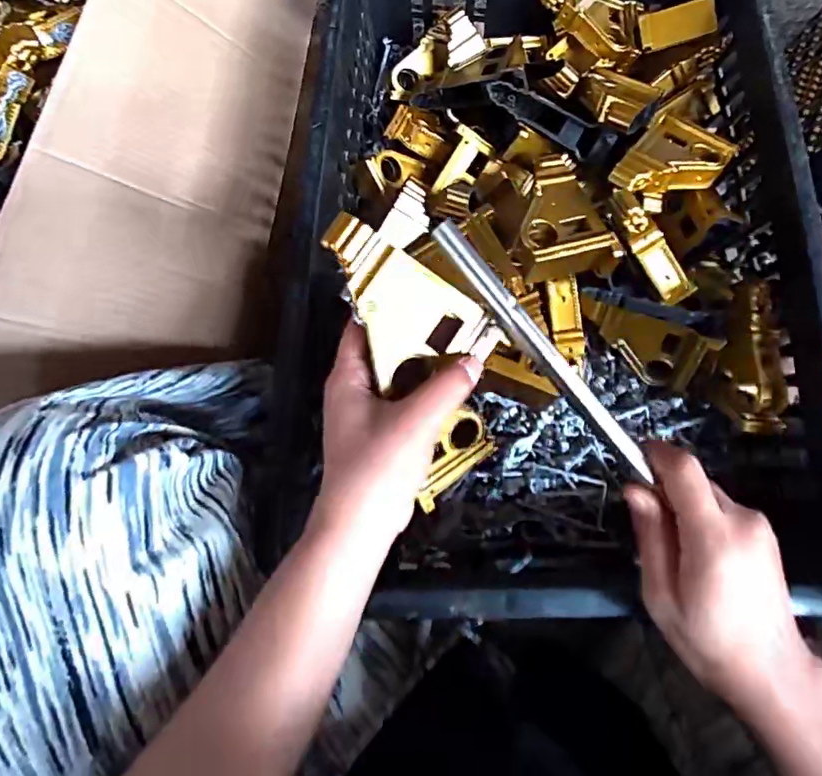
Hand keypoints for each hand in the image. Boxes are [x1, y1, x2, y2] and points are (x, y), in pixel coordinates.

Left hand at [312, 322, 481, 546]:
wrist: (359, 529)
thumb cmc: (374, 469)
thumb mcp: (415, 421)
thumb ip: (447, 388)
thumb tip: (474, 361)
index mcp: (347, 377)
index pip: (361, 326)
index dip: (387, 306)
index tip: (420, 292)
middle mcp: (353, 390)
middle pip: (385, 349)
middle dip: (416, 336)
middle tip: (450, 322)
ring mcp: (366, 413)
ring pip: (399, 377)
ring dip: (425, 367)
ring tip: (456, 350)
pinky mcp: (382, 434)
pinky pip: (406, 402)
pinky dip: (426, 393)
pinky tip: (451, 390)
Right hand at [624, 441, 821, 723]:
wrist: (773, 674)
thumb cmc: (708, 641)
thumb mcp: (661, 595)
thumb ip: (650, 535)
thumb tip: (635, 488)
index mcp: (713, 535)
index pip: (684, 468)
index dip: (657, 453)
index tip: (634, 456)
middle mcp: (741, 519)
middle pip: (695, 480)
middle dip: (667, 490)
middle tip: (650, 525)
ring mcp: (759, 524)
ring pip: (709, 493)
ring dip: (686, 506)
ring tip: (679, 552)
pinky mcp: (766, 532)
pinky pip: (724, 508)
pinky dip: (706, 517)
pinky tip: (703, 557)